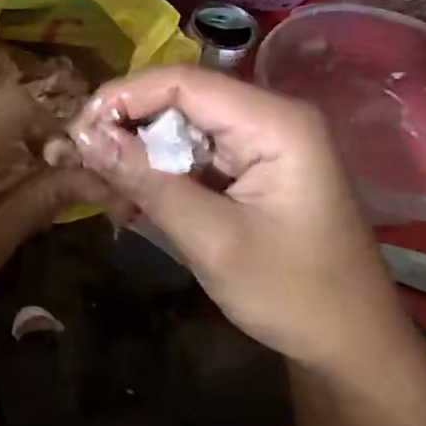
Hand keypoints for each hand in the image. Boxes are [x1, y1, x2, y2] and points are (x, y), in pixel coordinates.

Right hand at [67, 66, 401, 365]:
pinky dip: (160, 176)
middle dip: (126, 129)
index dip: (122, 97)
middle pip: (180, 100)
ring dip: (138, 157)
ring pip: (181, 129)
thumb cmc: (292, 294)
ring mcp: (262, 144)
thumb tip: (83, 137)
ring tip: (105, 194)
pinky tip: (134, 205)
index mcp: (275, 122)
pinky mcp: (252, 169)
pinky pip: (194, 156)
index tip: (76, 134)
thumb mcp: (211, 239)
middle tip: (82, 166)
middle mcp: (269, 119)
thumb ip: (147, 181)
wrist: (349, 343)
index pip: (182, 82)